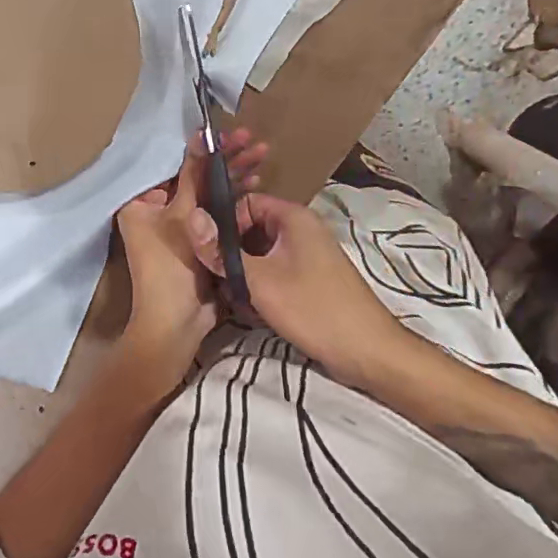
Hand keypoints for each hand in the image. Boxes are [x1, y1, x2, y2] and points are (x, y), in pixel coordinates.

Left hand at [110, 130, 267, 404]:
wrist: (177, 323)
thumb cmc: (170, 267)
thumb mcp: (183, 217)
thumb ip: (194, 177)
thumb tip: (200, 137)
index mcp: (141, 203)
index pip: (174, 167)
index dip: (203, 150)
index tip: (230, 133)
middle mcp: (156, 212)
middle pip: (194, 179)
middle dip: (225, 161)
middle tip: (255, 141)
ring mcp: (179, 227)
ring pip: (209, 194)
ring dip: (234, 177)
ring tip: (263, 155)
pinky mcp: (199, 241)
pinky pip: (217, 213)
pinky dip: (236, 200)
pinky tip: (258, 184)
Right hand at [185, 190, 412, 387]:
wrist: (368, 354)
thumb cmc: (313, 309)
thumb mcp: (257, 280)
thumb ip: (220, 251)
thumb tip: (189, 218)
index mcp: (293, 218)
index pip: (244, 203)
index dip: (222, 223)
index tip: (207, 250)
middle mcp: (301, 230)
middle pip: (250, 229)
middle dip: (229, 253)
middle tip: (214, 277)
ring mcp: (307, 255)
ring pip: (259, 253)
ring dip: (242, 273)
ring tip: (231, 296)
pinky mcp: (309, 279)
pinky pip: (273, 271)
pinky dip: (259, 285)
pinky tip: (250, 308)